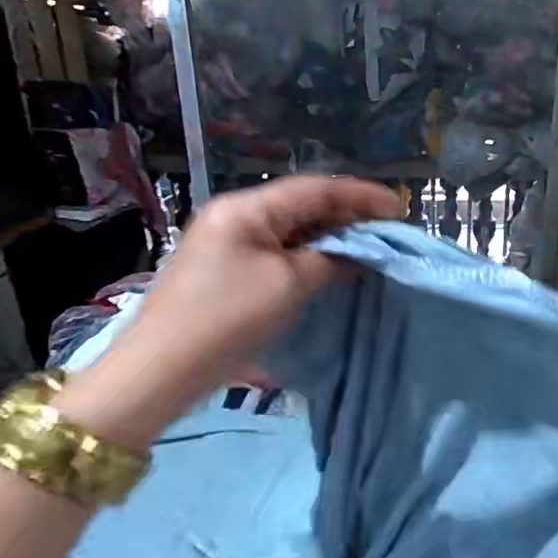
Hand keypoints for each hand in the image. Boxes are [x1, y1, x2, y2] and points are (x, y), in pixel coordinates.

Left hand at [53, 176, 401, 446]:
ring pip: (284, 230)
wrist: (160, 368)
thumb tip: (357, 253)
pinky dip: (299, 256)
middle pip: (297, 205)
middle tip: (384, 231)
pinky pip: (269, 251)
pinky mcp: (219, 269)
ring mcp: (221, 241)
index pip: (312, 188)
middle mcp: (231, 215)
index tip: (397, 206)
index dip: (358, 195)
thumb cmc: (227, 318)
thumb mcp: (286, 286)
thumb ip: (328, 261)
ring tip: (362, 248)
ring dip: (322, 238)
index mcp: (244, 207)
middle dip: (342, 216)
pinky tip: (323, 267)